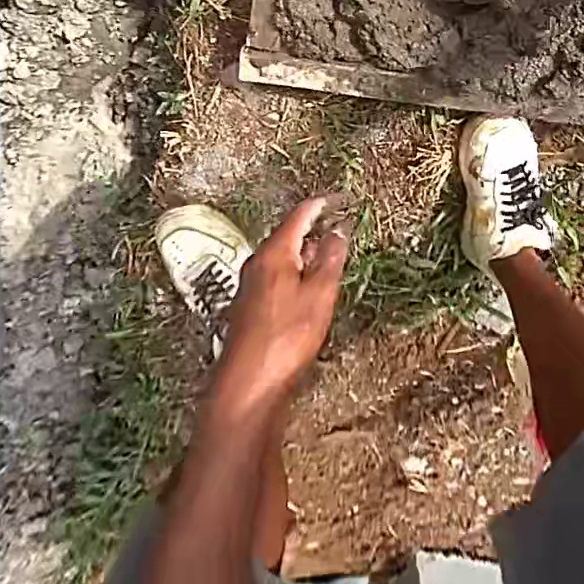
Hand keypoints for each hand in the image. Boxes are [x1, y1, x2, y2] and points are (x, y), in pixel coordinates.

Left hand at [215, 197, 347, 408]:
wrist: (247, 385)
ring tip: (326, 253)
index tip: (336, 198)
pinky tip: (305, 288)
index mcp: (274, 254)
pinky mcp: (249, 308)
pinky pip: (275, 277)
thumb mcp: (319, 295)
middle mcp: (257, 264)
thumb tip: (337, 230)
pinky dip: (294, 272)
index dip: (318, 206)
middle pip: (286, 236)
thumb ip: (330, 259)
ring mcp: (249, 287)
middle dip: (311, 228)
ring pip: (280, 258)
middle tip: (335, 223)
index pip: (298, 217)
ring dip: (303, 252)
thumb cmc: (286, 336)